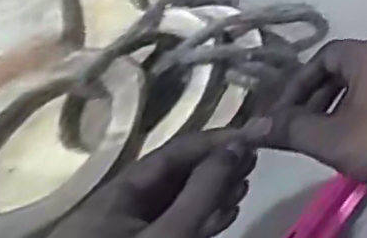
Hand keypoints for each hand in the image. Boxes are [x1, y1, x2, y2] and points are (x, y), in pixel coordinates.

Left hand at [49, 131, 256, 237]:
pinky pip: (170, 226)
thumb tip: (239, 142)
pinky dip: (200, 217)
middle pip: (173, 176)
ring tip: (242, 193)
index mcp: (110, 201)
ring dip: (213, 193)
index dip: (216, 140)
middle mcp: (112, 214)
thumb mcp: (172, 234)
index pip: (172, 152)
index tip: (256, 138)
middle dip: (217, 168)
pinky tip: (224, 218)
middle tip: (253, 165)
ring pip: (175, 201)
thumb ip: (206, 185)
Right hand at [264, 39, 366, 189]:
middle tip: (291, 128)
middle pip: (341, 66)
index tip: (278, 114)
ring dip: (331, 104)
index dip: (297, 84)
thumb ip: (290, 129)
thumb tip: (251, 127)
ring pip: (357, 80)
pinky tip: (342, 135)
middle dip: (312, 96)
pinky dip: (352, 106)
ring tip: (312, 136)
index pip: (324, 56)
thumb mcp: (329, 136)